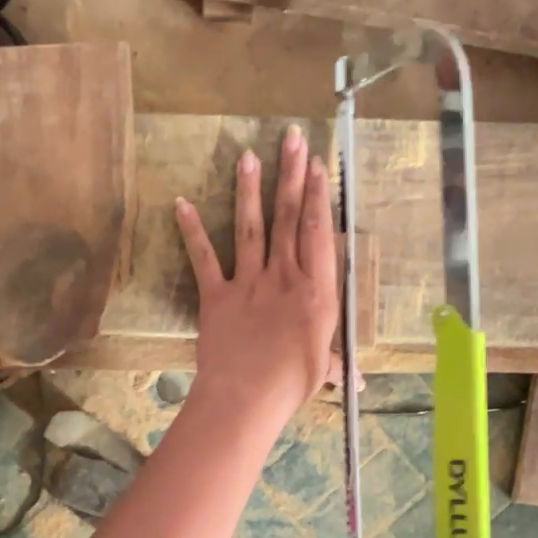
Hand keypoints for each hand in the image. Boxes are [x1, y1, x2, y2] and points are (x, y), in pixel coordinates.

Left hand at [174, 124, 338, 426]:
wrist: (246, 398)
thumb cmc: (291, 386)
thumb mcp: (321, 371)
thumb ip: (336, 365)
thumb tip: (356, 379)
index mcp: (317, 292)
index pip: (318, 234)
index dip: (318, 197)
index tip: (318, 166)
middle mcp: (284, 278)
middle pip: (288, 219)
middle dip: (291, 176)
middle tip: (292, 139)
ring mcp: (248, 284)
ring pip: (251, 228)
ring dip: (250, 190)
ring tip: (249, 155)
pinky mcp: (216, 296)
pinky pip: (204, 259)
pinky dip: (192, 231)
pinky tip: (182, 203)